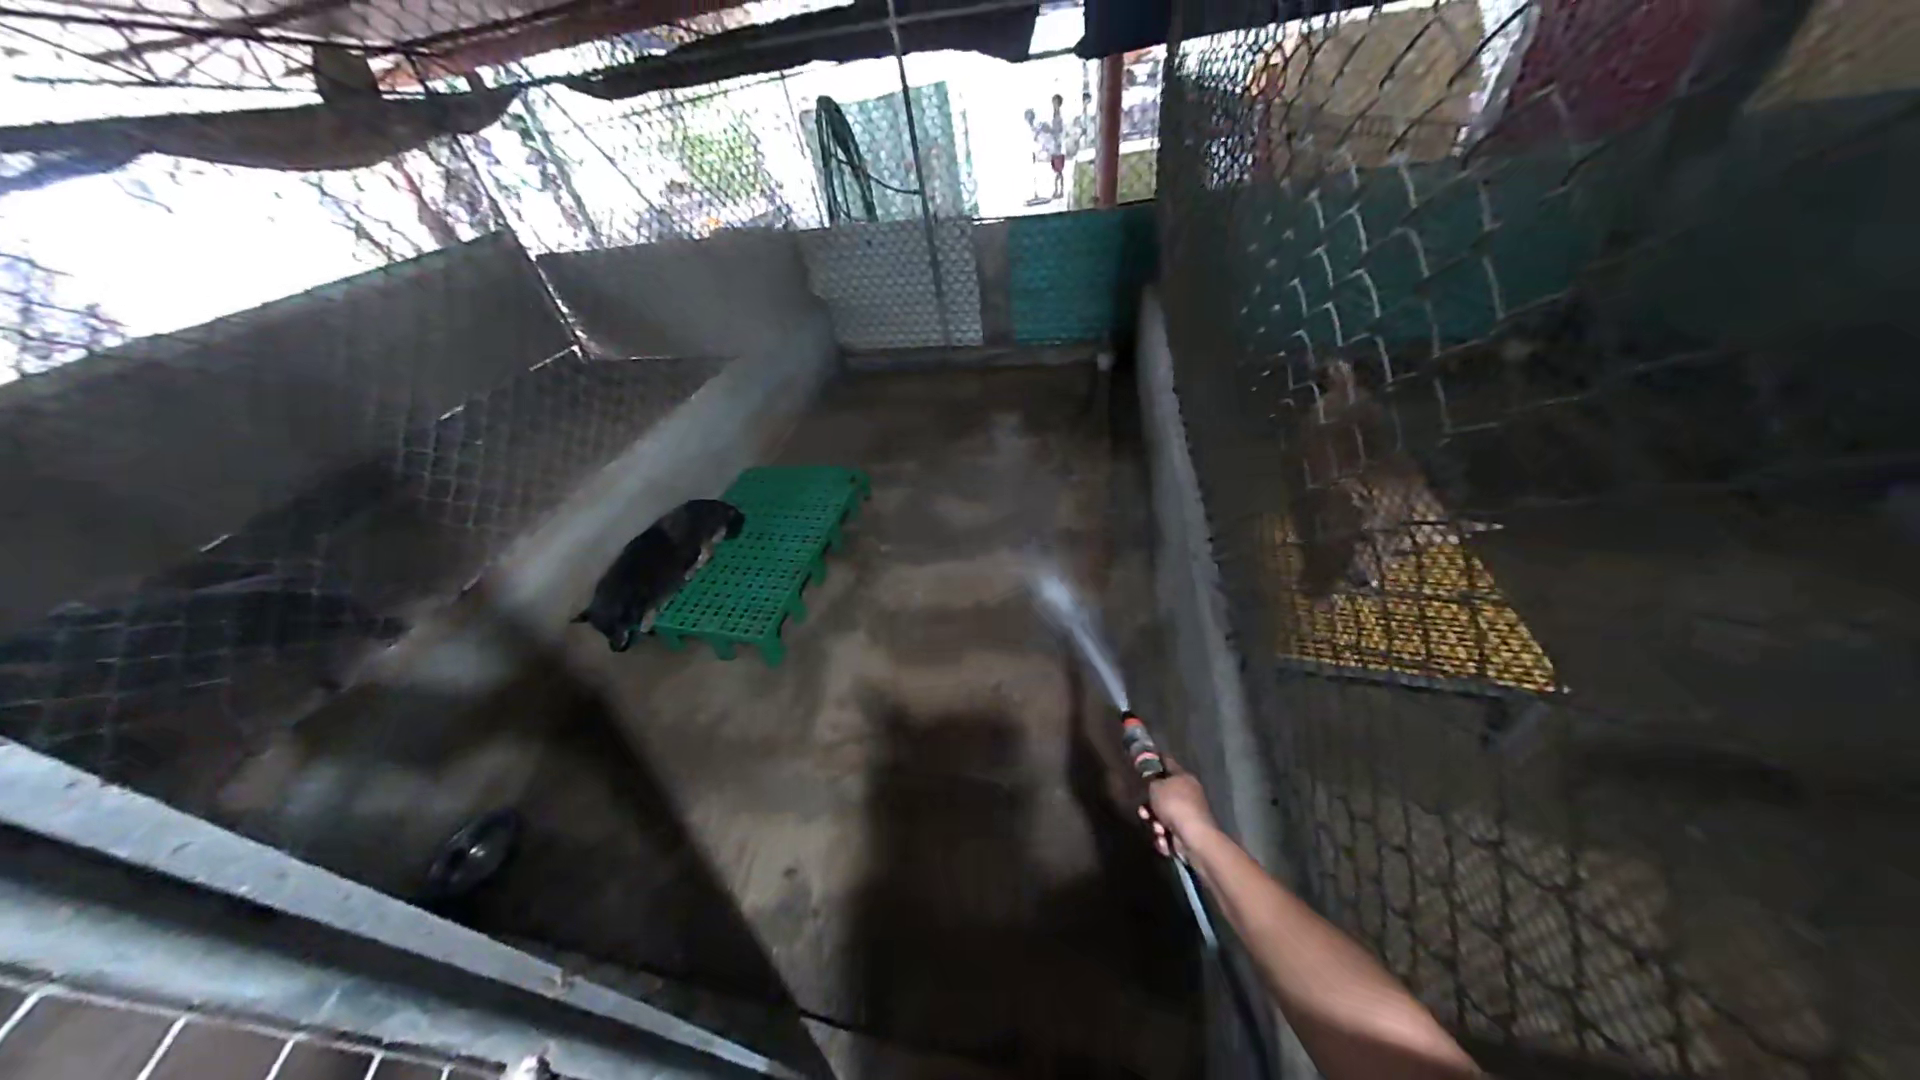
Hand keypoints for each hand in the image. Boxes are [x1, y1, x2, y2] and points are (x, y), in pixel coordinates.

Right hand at [1137, 758, 1218, 858]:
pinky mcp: (1187, 832)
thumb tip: (1152, 779)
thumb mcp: (1155, 786)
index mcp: (1184, 777)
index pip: (1167, 762)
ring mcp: (1188, 814)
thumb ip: (1150, 779)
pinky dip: (1164, 837)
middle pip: (1162, 795)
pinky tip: (1164, 839)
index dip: (1155, 760)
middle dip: (1150, 806)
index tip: (1143, 761)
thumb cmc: (1174, 805)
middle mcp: (1188, 794)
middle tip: (1144, 811)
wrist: (1193, 836)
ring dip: (1155, 823)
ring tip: (1157, 829)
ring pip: (1163, 815)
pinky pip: (1168, 831)